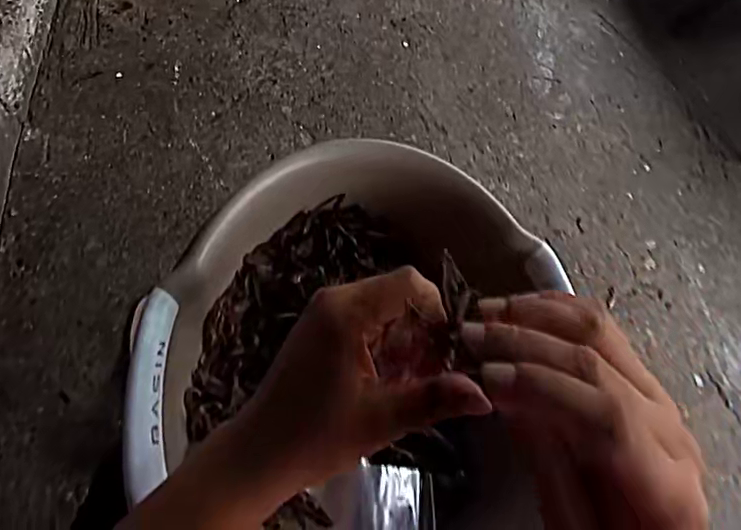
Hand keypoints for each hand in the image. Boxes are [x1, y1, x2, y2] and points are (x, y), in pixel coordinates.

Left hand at [123, 269, 490, 529]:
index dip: (436, 309)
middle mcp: (336, 297)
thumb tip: (483, 394)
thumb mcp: (380, 419)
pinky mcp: (320, 322)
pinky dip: (384, 339)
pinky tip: (385, 376)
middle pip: (399, 292)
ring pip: (385, 304)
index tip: (446, 348)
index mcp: (348, 311)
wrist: (256, 456)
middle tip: (428, 370)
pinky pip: (366, 314)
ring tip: (406, 379)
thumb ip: (433, 399)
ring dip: (404, 336)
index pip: (409, 283)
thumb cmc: (315, 437)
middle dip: (421, 328)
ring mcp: (325, 308)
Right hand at [464, 293, 706, 528]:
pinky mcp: (642, 381)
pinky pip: (602, 328)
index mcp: (666, 486)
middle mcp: (670, 429)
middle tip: (475, 336)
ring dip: (537, 313)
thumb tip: (508, 395)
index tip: (489, 376)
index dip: (543, 385)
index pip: (604, 413)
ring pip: (599, 329)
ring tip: (490, 312)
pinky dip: (558, 310)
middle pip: (597, 360)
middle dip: (527, 340)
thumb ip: (549, 466)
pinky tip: (525, 306)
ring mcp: (659, 397)